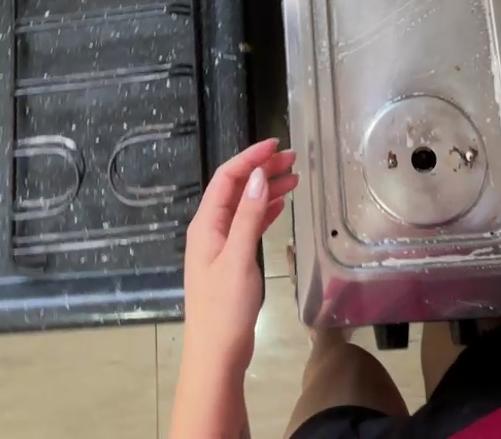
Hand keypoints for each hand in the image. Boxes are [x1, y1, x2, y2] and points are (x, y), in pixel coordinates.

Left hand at [182, 139, 298, 378]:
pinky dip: (265, 210)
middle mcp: (210, 229)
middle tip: (293, 158)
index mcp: (205, 224)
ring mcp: (220, 245)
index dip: (249, 158)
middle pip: (236, 188)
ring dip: (266, 188)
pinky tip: (281, 204)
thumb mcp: (238, 258)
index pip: (227, 178)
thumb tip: (259, 176)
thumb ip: (248, 216)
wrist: (216, 356)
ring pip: (244, 204)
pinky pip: (248, 223)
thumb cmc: (224, 308)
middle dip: (261, 169)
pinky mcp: (231, 260)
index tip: (275, 145)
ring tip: (295, 177)